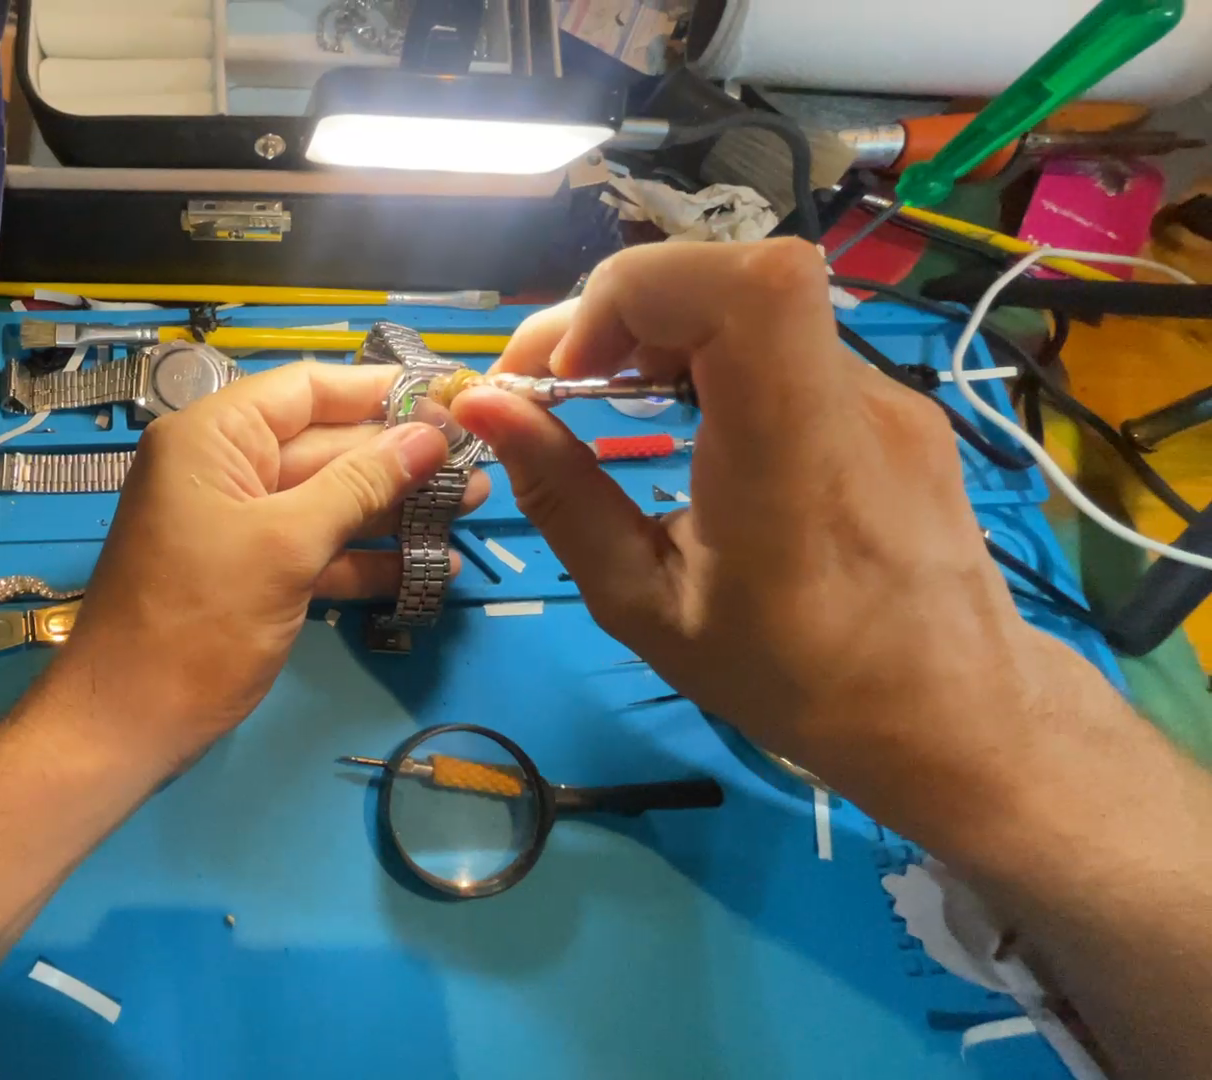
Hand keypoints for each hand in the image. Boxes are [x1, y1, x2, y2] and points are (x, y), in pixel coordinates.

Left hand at [39, 362, 487, 773]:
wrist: (129, 724)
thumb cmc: (199, 621)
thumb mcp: (285, 544)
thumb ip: (359, 484)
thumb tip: (429, 437)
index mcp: (214, 437)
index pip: (305, 391)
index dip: (378, 392)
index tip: (448, 399)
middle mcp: (225, 469)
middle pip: (324, 447)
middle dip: (399, 458)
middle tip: (478, 464)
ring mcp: (239, 524)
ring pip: (327, 501)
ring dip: (393, 510)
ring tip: (471, 508)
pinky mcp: (252, 573)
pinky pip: (315, 549)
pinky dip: (364, 558)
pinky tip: (429, 568)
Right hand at [451, 240, 1093, 812]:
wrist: (947, 709)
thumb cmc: (782, 674)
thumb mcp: (637, 601)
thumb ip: (559, 495)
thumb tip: (483, 407)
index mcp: (792, 460)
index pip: (747, 289)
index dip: (632, 296)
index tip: (566, 372)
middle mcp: (851, 399)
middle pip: (724, 278)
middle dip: (602, 315)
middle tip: (538, 387)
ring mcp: (877, 390)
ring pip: (738, 301)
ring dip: (636, 329)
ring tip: (585, 396)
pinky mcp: (876, 398)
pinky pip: (766, 339)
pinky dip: (683, 351)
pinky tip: (658, 412)